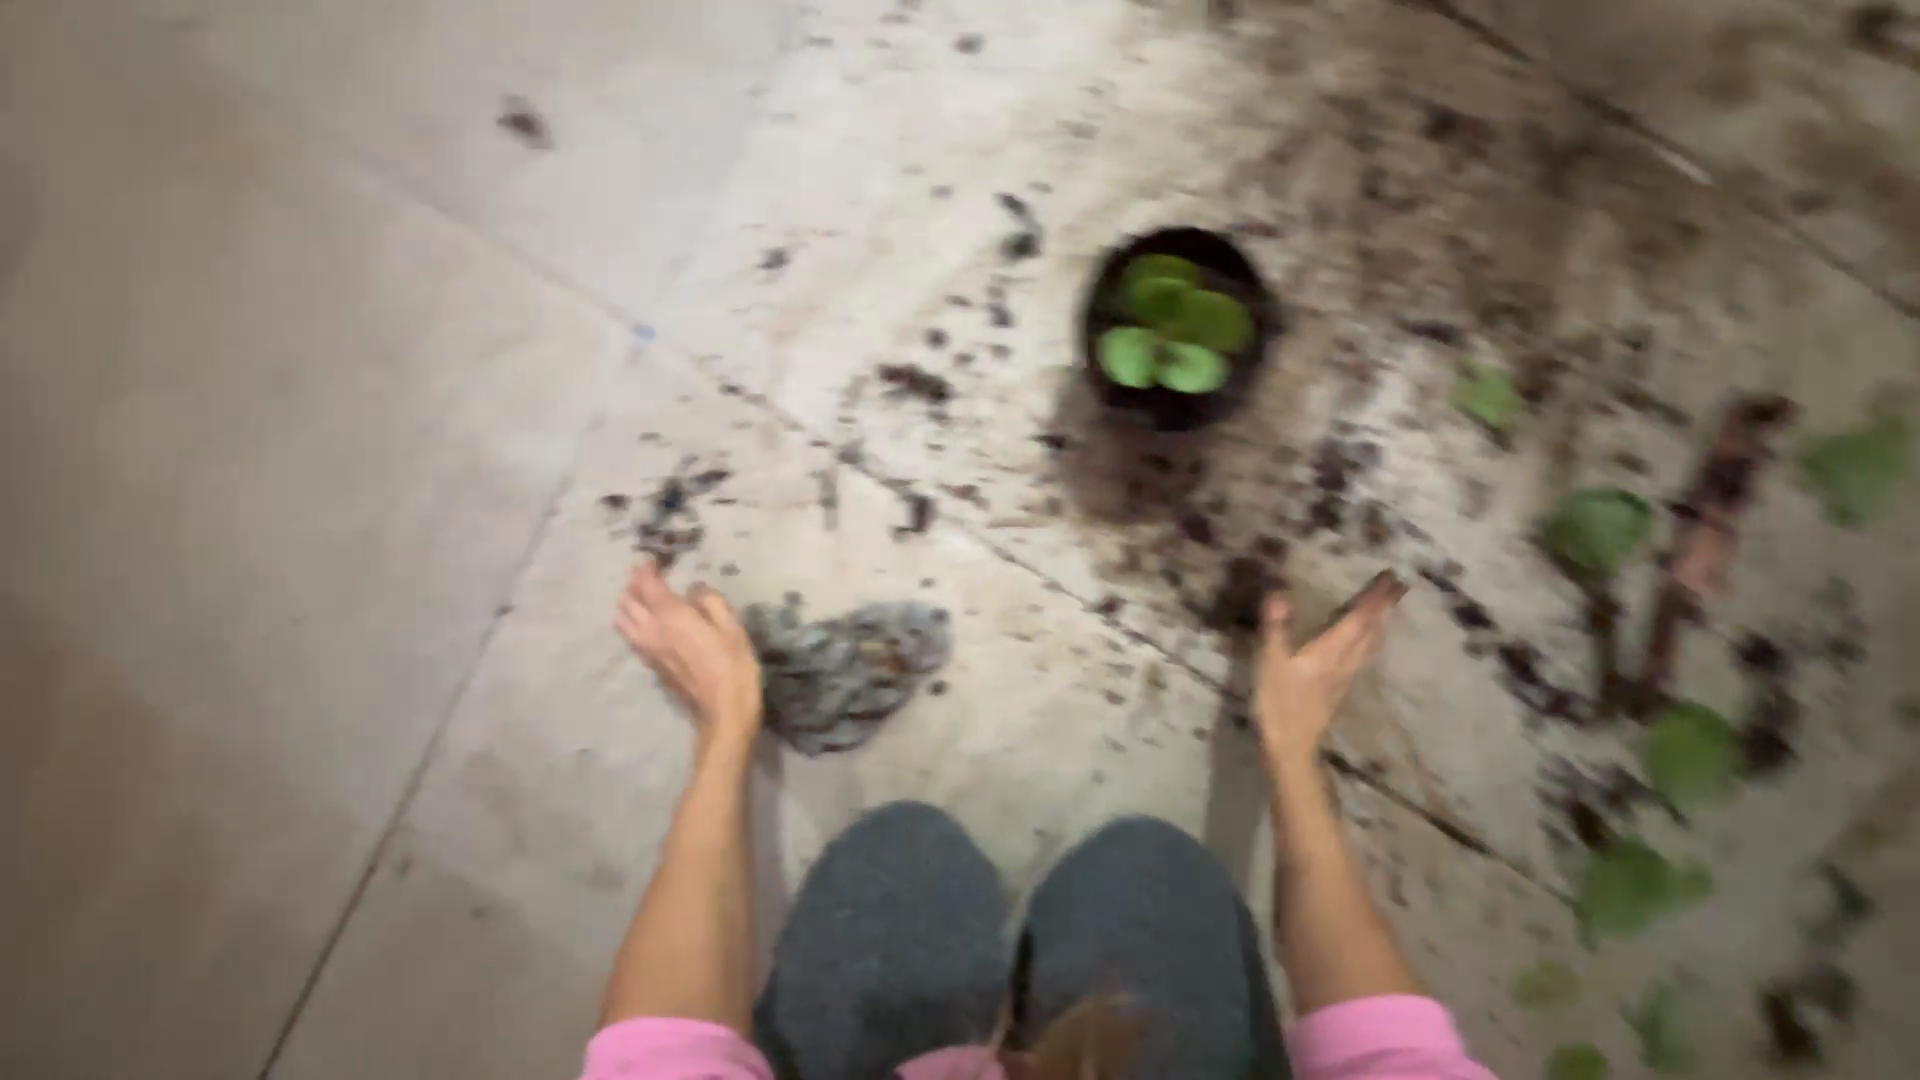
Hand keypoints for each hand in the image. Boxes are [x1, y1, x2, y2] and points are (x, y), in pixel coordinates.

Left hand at [615, 560, 762, 756]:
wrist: (723, 710)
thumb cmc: (734, 665)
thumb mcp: (732, 626)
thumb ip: (711, 601)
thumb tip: (695, 589)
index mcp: (672, 616)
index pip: (647, 584)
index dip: (646, 568)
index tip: (655, 559)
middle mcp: (652, 630)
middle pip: (627, 602)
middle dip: (634, 585)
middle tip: (650, 577)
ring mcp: (648, 650)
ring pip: (623, 621)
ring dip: (629, 606)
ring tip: (645, 600)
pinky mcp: (651, 666)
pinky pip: (632, 638)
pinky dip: (634, 624)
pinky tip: (651, 625)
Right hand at [1255, 571, 1406, 767]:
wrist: (1292, 746)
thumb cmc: (1279, 703)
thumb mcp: (1271, 663)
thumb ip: (1277, 628)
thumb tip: (1279, 592)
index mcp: (1331, 652)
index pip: (1360, 619)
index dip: (1375, 597)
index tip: (1390, 576)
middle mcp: (1346, 661)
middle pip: (1373, 630)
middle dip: (1385, 607)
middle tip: (1398, 585)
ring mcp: (1345, 676)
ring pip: (1372, 644)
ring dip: (1381, 623)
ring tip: (1387, 609)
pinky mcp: (1340, 687)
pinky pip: (1364, 655)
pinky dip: (1371, 639)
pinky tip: (1366, 642)